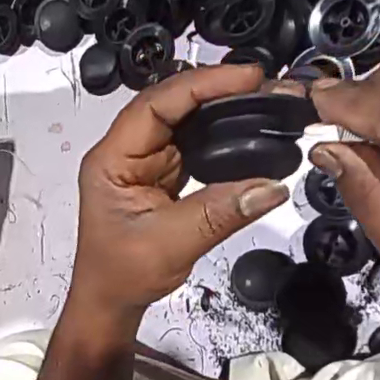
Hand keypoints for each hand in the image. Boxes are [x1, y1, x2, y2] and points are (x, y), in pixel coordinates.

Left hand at [68, 64, 290, 324]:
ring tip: (261, 103)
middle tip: (263, 86)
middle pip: (173, 105)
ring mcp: (146, 164)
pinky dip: (221, 138)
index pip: (156, 104)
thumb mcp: (171, 244)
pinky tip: (245, 131)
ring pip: (186, 122)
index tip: (243, 78)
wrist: (112, 301)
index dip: (201, 85)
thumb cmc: (120, 275)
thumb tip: (268, 188)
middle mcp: (127, 154)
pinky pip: (194, 146)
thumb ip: (221, 213)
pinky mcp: (163, 177)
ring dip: (222, 111)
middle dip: (218, 91)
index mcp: (112, 160)